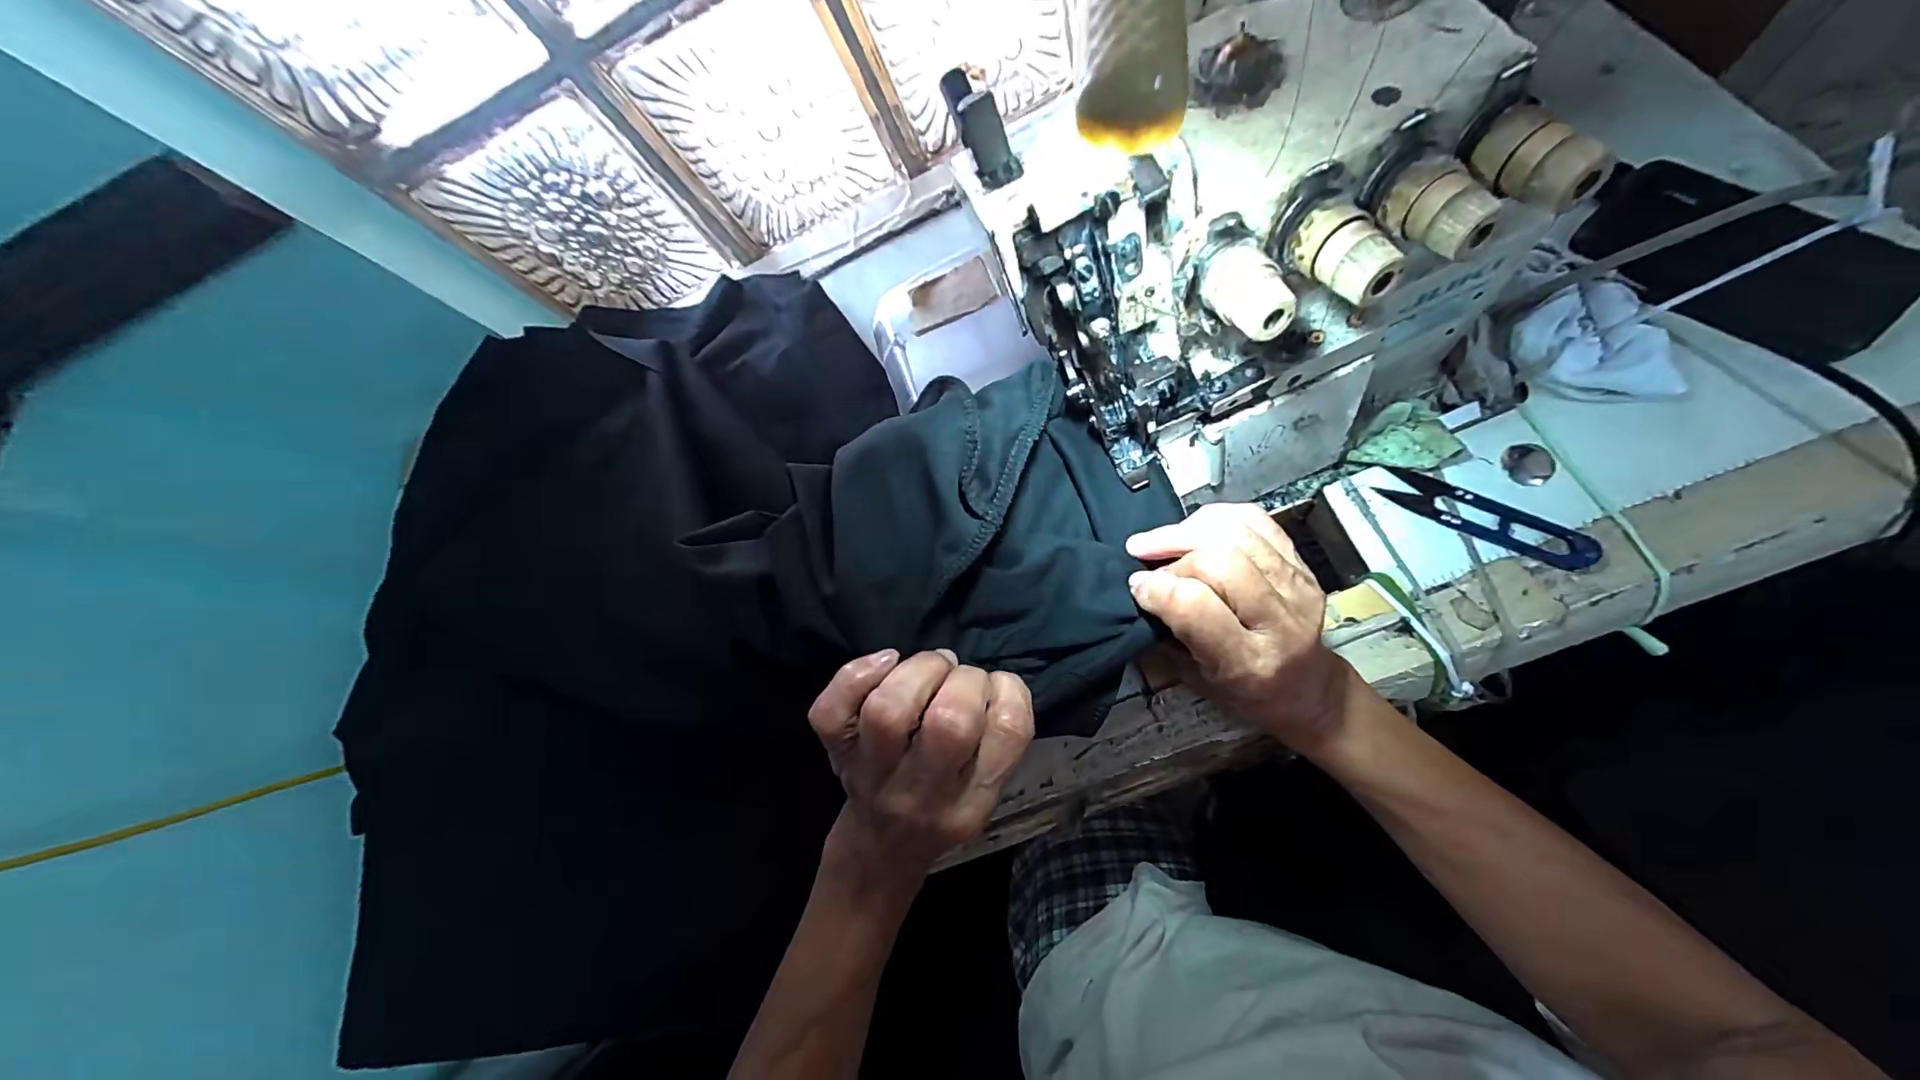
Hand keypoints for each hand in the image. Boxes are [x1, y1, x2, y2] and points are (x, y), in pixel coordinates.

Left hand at [807, 650, 1034, 898]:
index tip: (996, 689)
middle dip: (965, 679)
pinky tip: (886, 661)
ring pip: (889, 709)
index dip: (1008, 691)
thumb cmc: (943, 806)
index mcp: (972, 799)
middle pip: (949, 721)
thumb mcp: (986, 791)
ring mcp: (872, 772)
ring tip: (931, 667)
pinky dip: (857, 674)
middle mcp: (922, 791)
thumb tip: (991, 680)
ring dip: (919, 670)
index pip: (1007, 732)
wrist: (880, 848)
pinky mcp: (836, 752)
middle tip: (961, 678)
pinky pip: (832, 712)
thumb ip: (999, 741)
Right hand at [1125, 503, 1354, 753]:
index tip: (1136, 585)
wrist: (1306, 688)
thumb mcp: (1196, 678)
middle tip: (1150, 565)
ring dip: (1187, 531)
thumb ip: (1169, 632)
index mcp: (1250, 662)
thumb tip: (1140, 585)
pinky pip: (1255, 521)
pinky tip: (1194, 530)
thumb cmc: (1244, 691)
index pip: (1197, 606)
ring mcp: (1298, 587)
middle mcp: (1281, 621)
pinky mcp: (1302, 565)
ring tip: (1160, 542)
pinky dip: (1216, 519)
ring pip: (1237, 533)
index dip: (1158, 589)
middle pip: (1220, 561)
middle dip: (1173, 556)